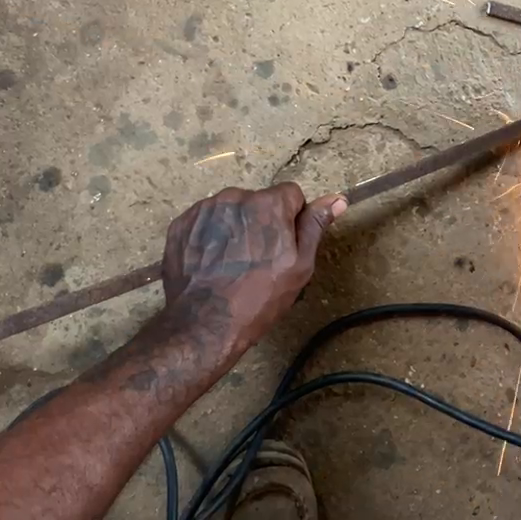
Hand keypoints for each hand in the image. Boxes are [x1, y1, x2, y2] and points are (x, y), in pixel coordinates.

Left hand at [161, 184, 345, 358]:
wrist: (203, 325)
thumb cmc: (259, 298)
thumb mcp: (300, 266)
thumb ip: (315, 226)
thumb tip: (337, 199)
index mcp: (268, 203)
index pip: (290, 195)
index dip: (291, 220)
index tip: (283, 247)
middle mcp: (235, 196)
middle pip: (258, 202)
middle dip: (261, 223)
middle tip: (257, 260)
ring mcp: (205, 209)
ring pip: (231, 211)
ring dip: (235, 228)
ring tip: (232, 264)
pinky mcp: (182, 223)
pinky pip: (205, 221)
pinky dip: (210, 236)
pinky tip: (211, 263)